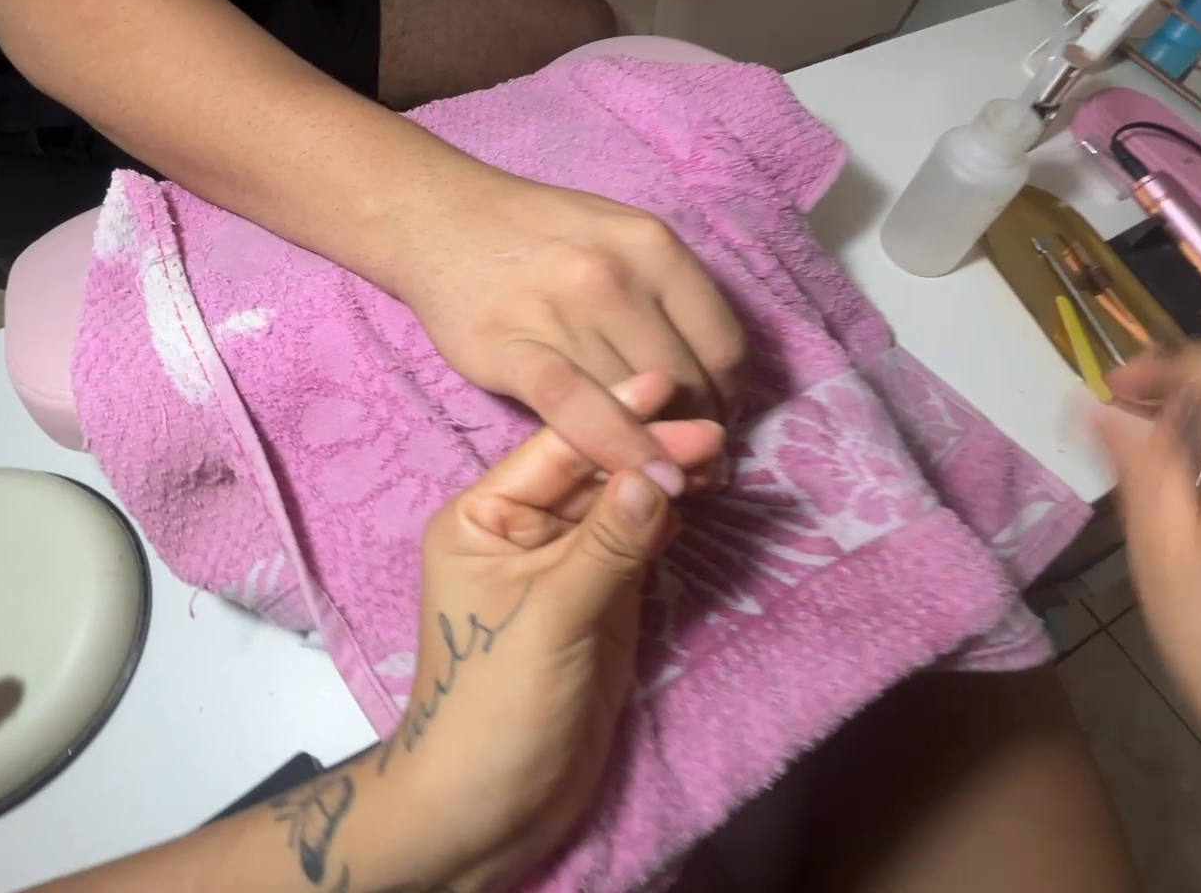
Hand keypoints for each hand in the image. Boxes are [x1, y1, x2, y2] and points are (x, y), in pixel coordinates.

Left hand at [381, 371, 724, 884]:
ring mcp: (562, 560)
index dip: (612, 421)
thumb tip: (658, 473)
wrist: (491, 808)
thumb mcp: (550, 618)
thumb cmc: (495, 706)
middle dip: (647, 452)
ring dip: (663, 482)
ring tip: (716, 457)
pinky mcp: (597, 594)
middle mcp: (522, 526)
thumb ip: (605, 544)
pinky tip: (694, 500)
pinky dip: (664, 522)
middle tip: (714, 433)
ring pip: (618, 506)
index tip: (669, 392)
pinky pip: (634, 543)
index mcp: (484, 516)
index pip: (555, 451)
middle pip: (592, 473)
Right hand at [392, 176, 746, 492]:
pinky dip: (618, 449)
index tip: (718, 420)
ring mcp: (564, 312)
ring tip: (666, 468)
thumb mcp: (618, 235)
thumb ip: (664, 292)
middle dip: (699, 431)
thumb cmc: (538, 231)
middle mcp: (617, 276)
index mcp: (654, 246)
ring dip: (662, 447)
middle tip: (692, 456)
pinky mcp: (515, 350)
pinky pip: (578, 411)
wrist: (443, 217)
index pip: (723, 344)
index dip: (731, 398)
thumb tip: (707, 369)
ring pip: (638, 402)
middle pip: (687, 381)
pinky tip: (645, 476)